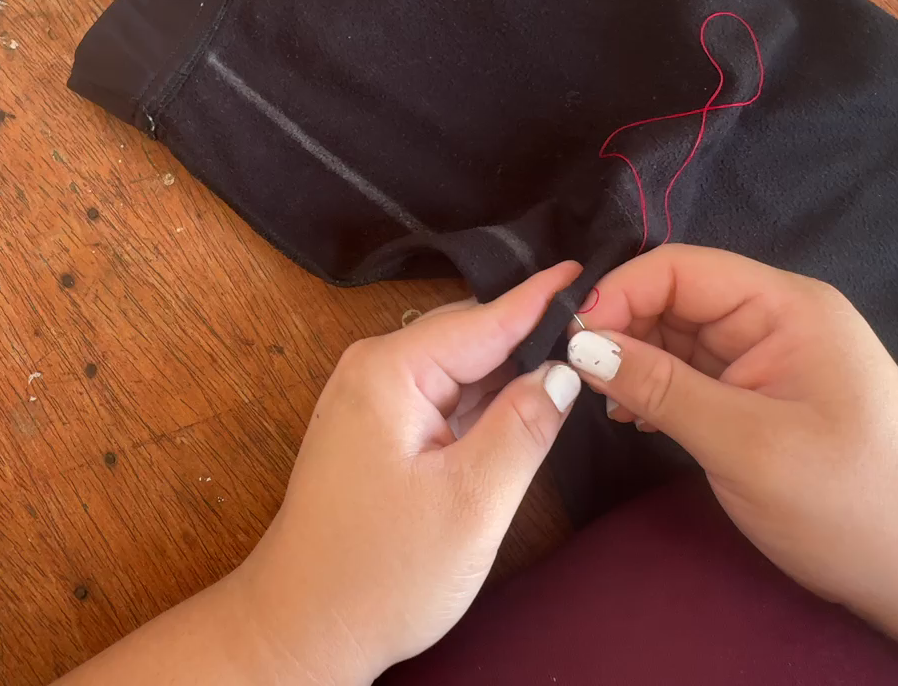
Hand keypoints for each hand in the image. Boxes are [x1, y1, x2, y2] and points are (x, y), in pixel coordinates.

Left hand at [232, 261, 585, 681]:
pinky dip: (481, 399)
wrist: (304, 627)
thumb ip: (521, 428)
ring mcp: (372, 397)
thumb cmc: (382, 571)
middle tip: (594, 329)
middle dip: (527, 335)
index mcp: (390, 370)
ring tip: (571, 357)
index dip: (537, 299)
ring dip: (507, 370)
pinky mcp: (377, 425)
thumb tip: (562, 370)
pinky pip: (440, 395)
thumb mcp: (470, 502)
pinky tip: (519, 402)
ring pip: (456, 368)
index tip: (586, 270)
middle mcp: (375, 367)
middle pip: (467, 337)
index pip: (481, 320)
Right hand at [565, 245, 897, 658]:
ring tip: (606, 403)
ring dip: (632, 362)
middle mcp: (772, 316)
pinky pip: (686, 368)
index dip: (620, 293)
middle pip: (672, 297)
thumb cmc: (854, 508)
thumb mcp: (747, 447)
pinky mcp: (755, 388)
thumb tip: (579, 345)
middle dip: (621, 329)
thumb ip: (660, 388)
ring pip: (672, 333)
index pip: (679, 268)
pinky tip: (632, 416)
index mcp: (785, 307)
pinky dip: (652, 385)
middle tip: (580, 377)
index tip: (574, 341)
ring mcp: (764, 353)